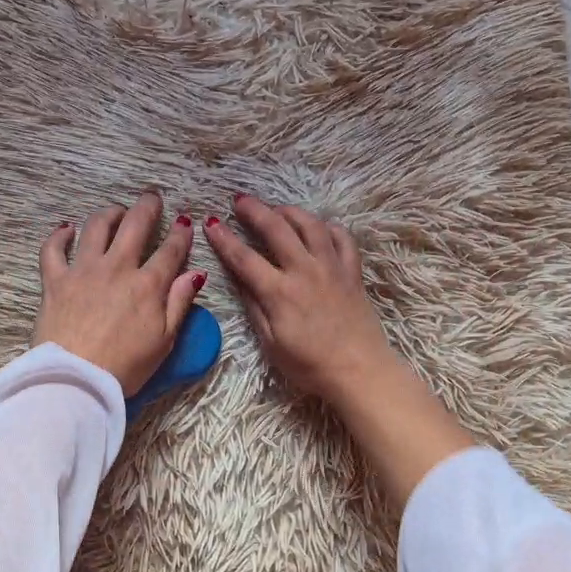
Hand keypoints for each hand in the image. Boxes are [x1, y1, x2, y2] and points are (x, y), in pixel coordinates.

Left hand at [34, 192, 206, 395]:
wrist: (76, 380)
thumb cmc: (125, 367)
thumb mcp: (164, 341)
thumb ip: (179, 303)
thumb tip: (195, 274)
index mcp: (148, 285)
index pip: (171, 250)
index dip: (181, 234)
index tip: (185, 223)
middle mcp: (117, 268)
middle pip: (135, 225)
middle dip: (147, 207)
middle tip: (152, 198)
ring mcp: (83, 270)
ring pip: (97, 226)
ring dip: (110, 214)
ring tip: (116, 212)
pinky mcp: (55, 280)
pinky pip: (53, 248)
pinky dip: (60, 235)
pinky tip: (67, 229)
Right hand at [207, 194, 474, 505]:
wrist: (359, 371)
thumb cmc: (310, 366)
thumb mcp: (271, 343)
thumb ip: (255, 307)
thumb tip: (239, 279)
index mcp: (279, 292)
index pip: (244, 258)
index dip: (224, 238)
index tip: (210, 223)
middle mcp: (305, 271)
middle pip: (276, 228)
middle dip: (254, 210)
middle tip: (239, 200)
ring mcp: (332, 268)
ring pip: (310, 225)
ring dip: (290, 211)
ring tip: (276, 209)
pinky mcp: (352, 272)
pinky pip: (342, 238)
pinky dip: (328, 227)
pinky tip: (319, 227)